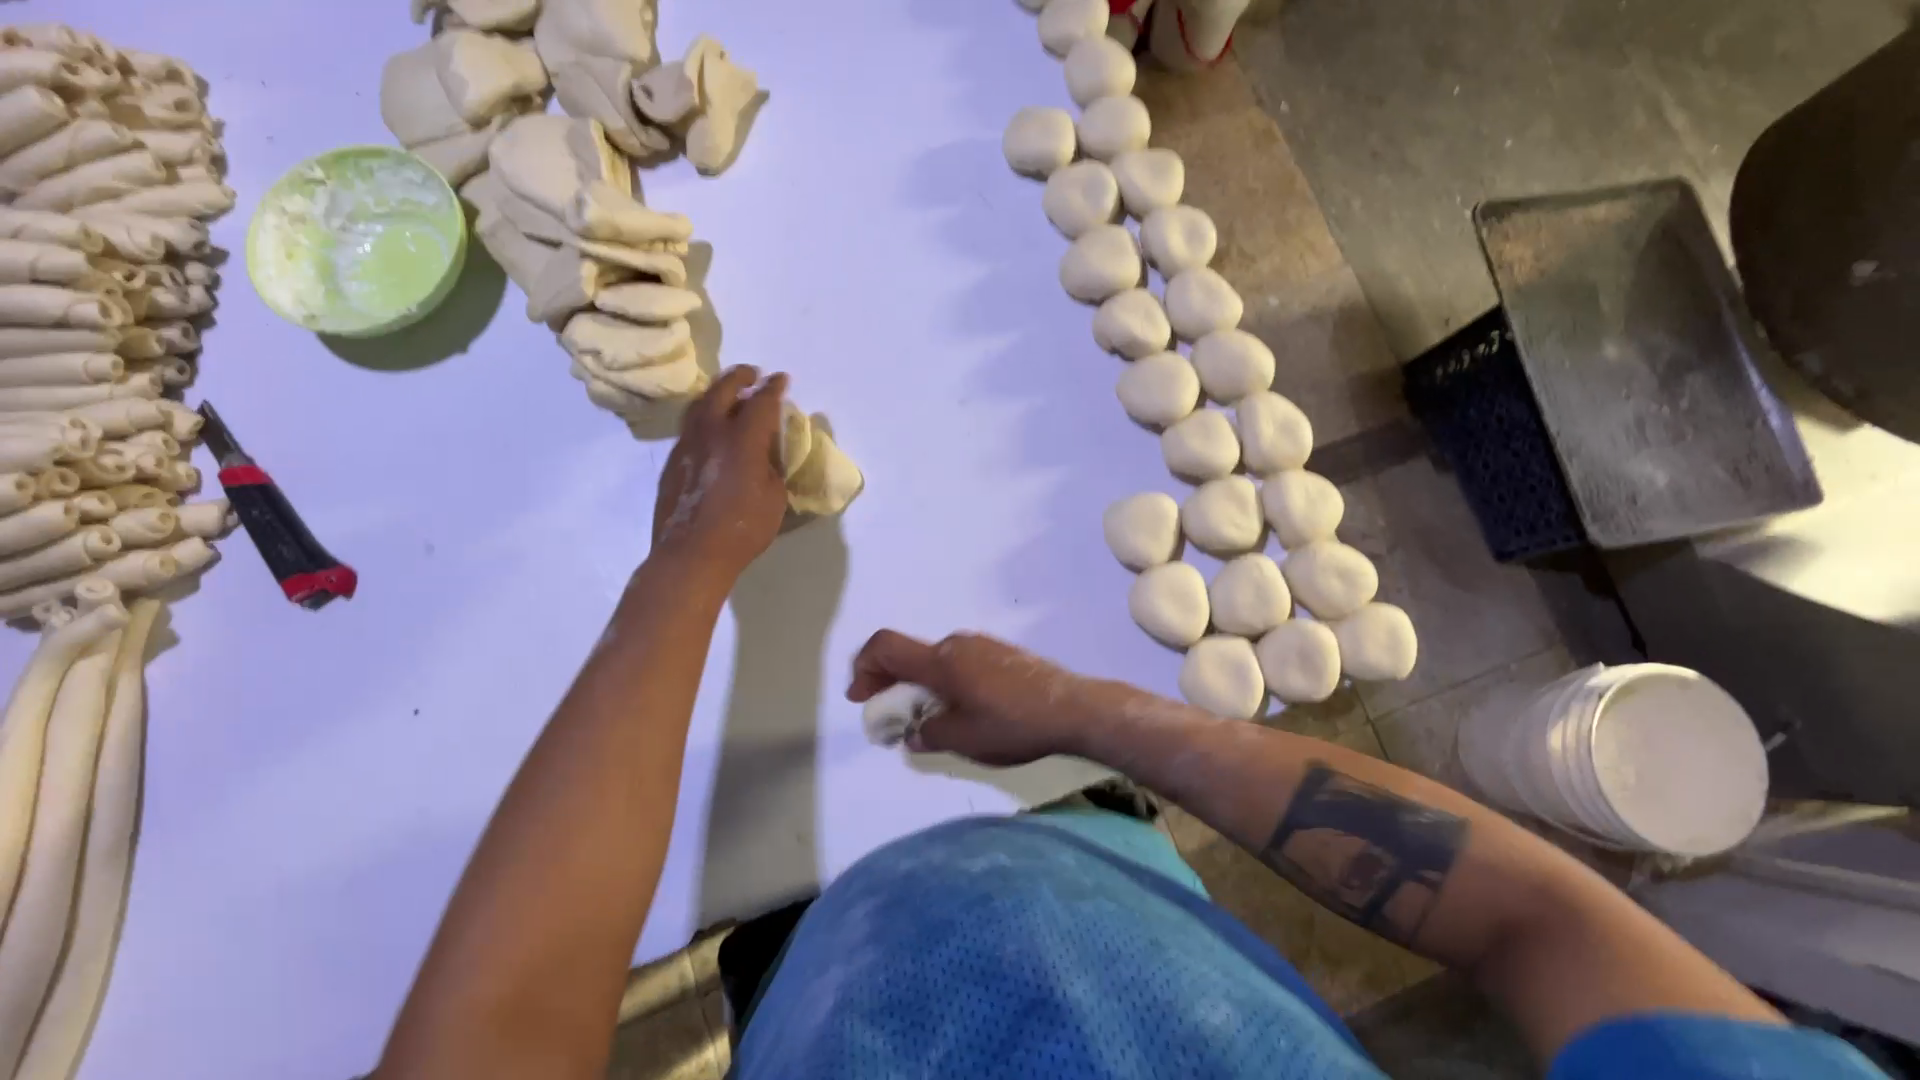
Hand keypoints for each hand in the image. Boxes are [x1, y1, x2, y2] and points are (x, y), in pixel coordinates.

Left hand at [651, 366, 790, 581]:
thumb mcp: (774, 497)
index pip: (762, 402)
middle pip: (723, 390)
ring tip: (728, 393)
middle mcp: (711, 433)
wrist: (691, 554)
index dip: (774, 388)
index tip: (782, 379)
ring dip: (717, 392)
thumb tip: (768, 450)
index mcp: (742, 440)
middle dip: (740, 377)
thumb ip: (772, 465)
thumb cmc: (742, 530)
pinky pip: (689, 427)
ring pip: (700, 405)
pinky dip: (704, 416)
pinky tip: (711, 428)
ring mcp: (687, 445)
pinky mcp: (672, 461)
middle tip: (752, 373)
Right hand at [847, 630, 1106, 766]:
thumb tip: (914, 733)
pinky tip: (962, 711)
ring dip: (921, 686)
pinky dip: (946, 683)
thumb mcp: (963, 740)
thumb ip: (928, 734)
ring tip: (929, 720)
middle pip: (910, 655)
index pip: (885, 646)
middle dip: (891, 684)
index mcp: (941, 661)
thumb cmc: (1012, 724)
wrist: (1074, 709)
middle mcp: (957, 644)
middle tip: (893, 718)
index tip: (862, 697)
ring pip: (936, 662)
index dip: (863, 667)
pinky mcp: (1002, 655)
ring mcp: (982, 646)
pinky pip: (960, 664)